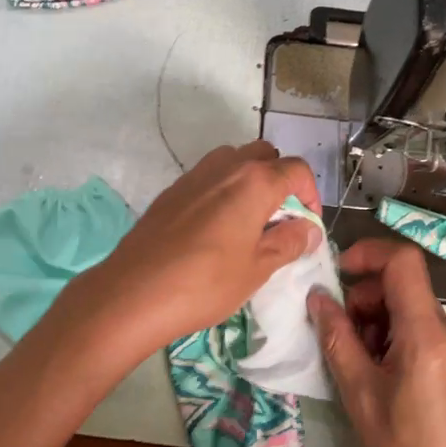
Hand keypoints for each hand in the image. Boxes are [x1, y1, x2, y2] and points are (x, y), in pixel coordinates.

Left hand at [66, 140, 321, 354]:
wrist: (135, 291)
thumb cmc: (205, 282)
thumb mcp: (258, 268)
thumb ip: (289, 242)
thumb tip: (309, 228)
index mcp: (254, 181)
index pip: (296, 170)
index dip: (310, 195)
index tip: (306, 226)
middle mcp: (226, 166)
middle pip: (265, 156)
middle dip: (280, 181)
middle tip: (279, 221)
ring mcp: (195, 174)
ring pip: (234, 161)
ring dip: (250, 181)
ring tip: (249, 223)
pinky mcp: (173, 189)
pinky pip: (209, 177)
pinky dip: (223, 190)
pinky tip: (215, 228)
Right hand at [310, 240, 445, 446]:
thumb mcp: (359, 398)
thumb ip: (337, 339)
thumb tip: (317, 298)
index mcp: (428, 336)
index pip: (403, 262)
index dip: (367, 253)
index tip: (337, 273)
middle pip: (406, 289)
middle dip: (366, 298)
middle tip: (338, 333)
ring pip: (415, 315)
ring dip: (379, 323)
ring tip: (356, 363)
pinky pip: (428, 339)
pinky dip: (398, 342)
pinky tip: (381, 379)